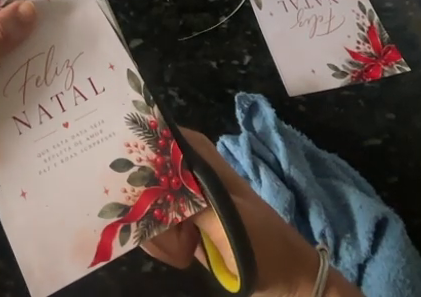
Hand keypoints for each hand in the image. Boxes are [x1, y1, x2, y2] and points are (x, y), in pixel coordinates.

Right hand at [143, 129, 356, 296]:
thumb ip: (189, 200)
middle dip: (142, 206)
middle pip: (139, 174)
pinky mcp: (180, 219)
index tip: (130, 184)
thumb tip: (153, 184)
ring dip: (154, 231)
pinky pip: (153, 223)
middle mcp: (185, 168)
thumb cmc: (265, 247)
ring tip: (183, 250)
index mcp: (197, 155)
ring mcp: (181, 195)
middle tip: (164, 230)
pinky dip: (160, 241)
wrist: (290, 282)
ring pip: (142, 203)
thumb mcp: (228, 222)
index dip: (135, 155)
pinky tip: (180, 254)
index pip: (154, 138)